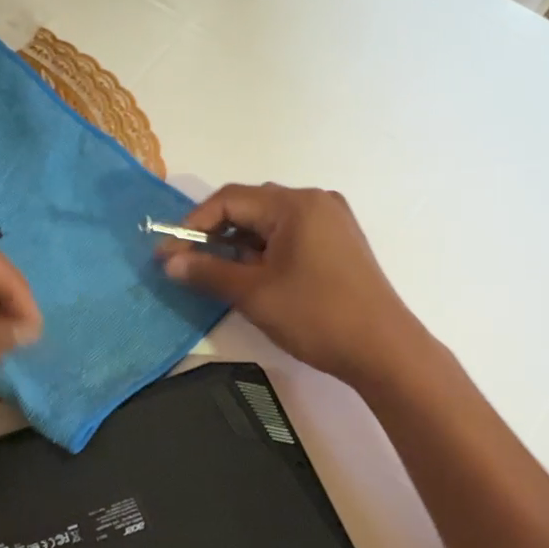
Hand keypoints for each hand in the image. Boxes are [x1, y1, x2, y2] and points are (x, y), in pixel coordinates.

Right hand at [158, 184, 420, 383]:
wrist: (380, 348)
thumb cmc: (315, 316)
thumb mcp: (253, 295)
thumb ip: (208, 272)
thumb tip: (169, 261)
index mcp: (295, 204)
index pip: (230, 198)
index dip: (193, 224)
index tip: (168, 254)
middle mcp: (316, 201)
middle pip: (251, 206)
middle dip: (215, 234)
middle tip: (189, 266)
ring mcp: (332, 222)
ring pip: (270, 224)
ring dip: (239, 245)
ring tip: (218, 277)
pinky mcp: (339, 244)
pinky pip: (290, 237)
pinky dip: (264, 252)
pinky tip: (253, 279)